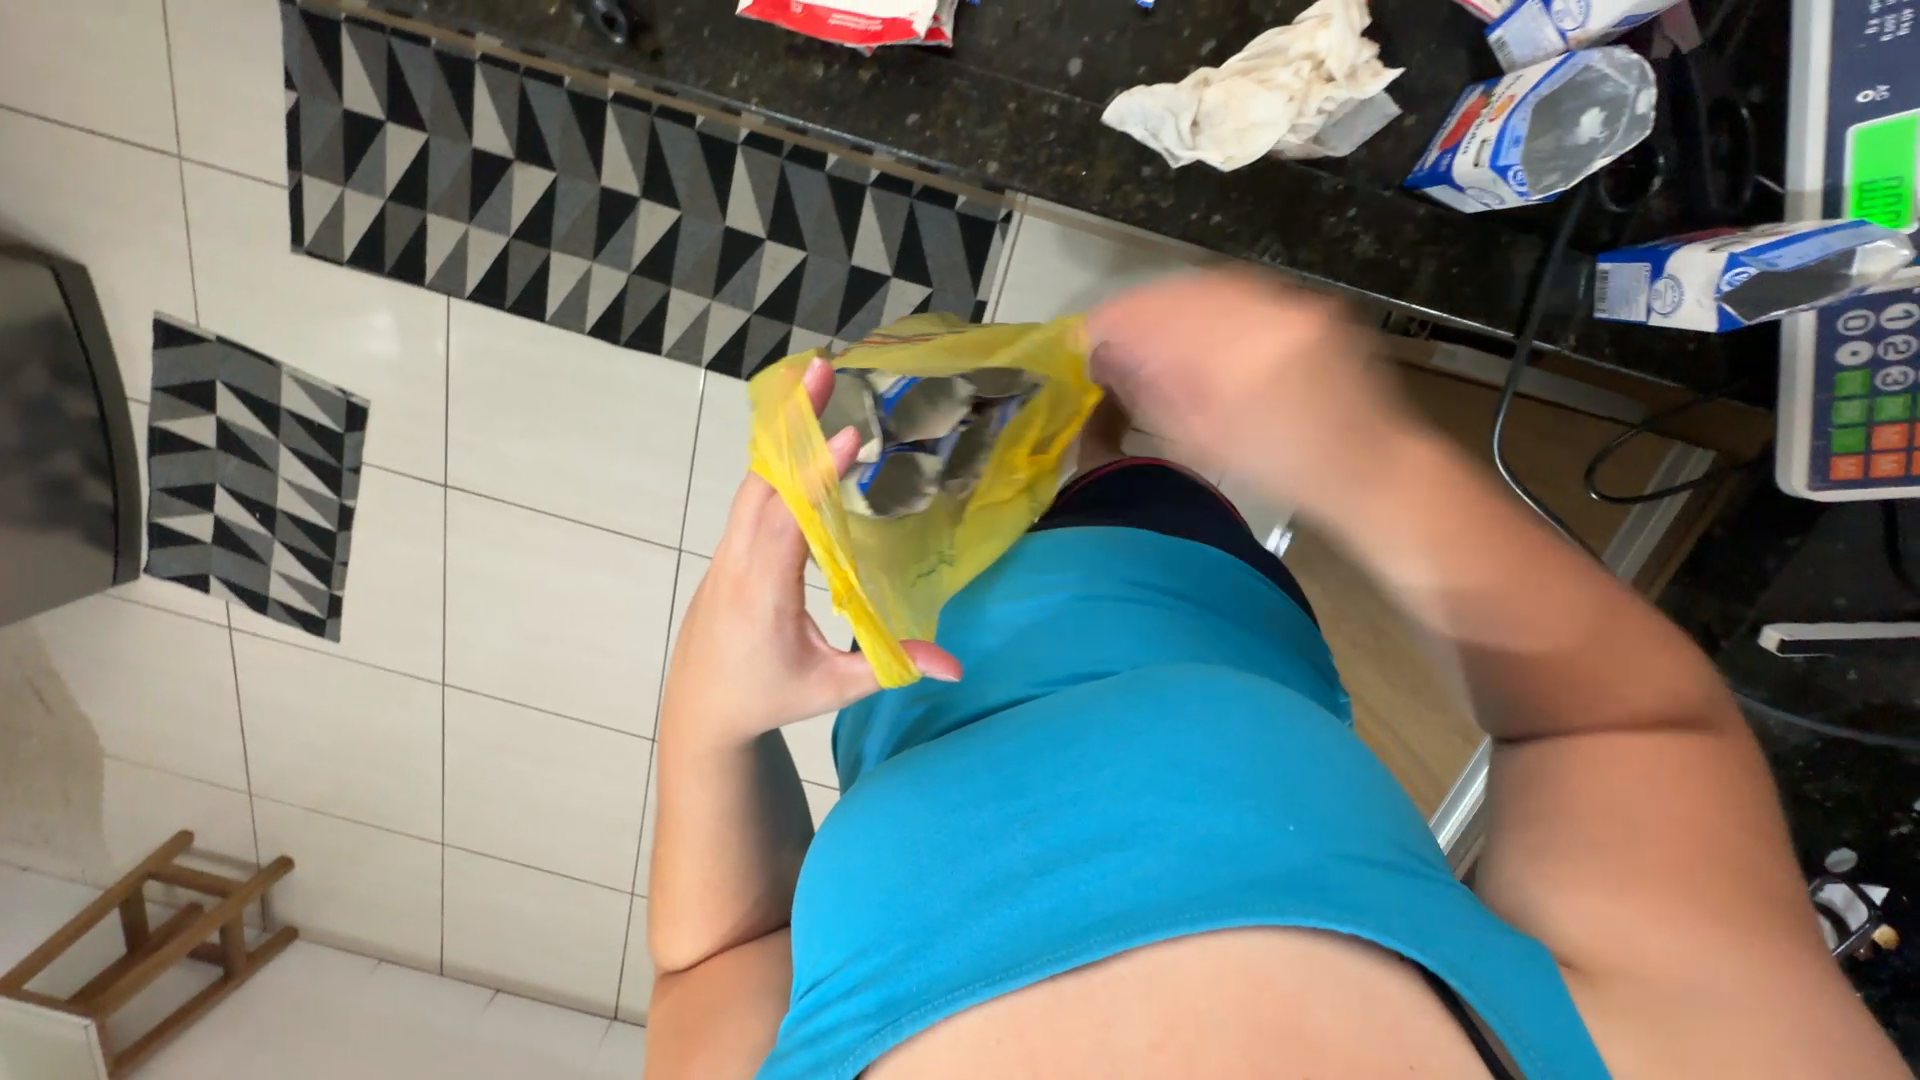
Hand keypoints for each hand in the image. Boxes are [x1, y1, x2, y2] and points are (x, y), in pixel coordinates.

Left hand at [659, 357, 961, 747]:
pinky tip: (797, 438)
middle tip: (825, 369)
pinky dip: (773, 459)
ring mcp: (728, 550)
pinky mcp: (729, 550)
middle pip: (764, 478)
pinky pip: (751, 495)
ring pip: (753, 480)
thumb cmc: (767, 697)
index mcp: (764, 590)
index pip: (791, 521)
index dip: (819, 476)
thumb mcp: (832, 688)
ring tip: (813, 385)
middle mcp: (739, 559)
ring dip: (782, 432)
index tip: (850, 434)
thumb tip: (957, 666)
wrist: (699, 709)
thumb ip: (891, 667)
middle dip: (794, 422)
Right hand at [1087, 270, 1424, 516]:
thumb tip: (1107, 360)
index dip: (1115, 320)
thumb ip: (1154, 394)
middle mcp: (1273, 313)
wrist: (1374, 469)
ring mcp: (1298, 303)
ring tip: (1144, 328)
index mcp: (1243, 353)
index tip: (1084, 335)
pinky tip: (1191, 327)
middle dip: (1140, 308)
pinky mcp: (1313, 306)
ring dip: (1171, 303)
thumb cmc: (1286, 471)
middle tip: (1110, 332)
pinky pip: (1245, 292)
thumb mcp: (1206, 442)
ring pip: (1215, 285)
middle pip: (1186, 290)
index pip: (1161, 316)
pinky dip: (1207, 304)